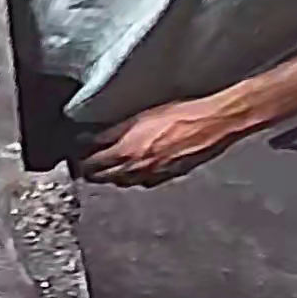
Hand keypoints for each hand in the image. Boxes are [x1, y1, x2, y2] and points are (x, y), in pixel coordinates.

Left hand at [79, 95, 253, 185]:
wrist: (219, 120)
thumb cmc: (180, 115)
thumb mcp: (137, 119)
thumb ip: (108, 133)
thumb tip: (84, 139)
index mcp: (123, 154)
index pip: (88, 166)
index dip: (79, 162)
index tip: (77, 158)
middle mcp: (134, 169)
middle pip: (100, 179)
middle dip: (91, 172)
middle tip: (89, 164)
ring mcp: (151, 175)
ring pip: (120, 182)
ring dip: (111, 176)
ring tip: (111, 165)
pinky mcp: (168, 176)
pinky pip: (142, 182)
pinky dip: (134, 177)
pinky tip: (137, 168)